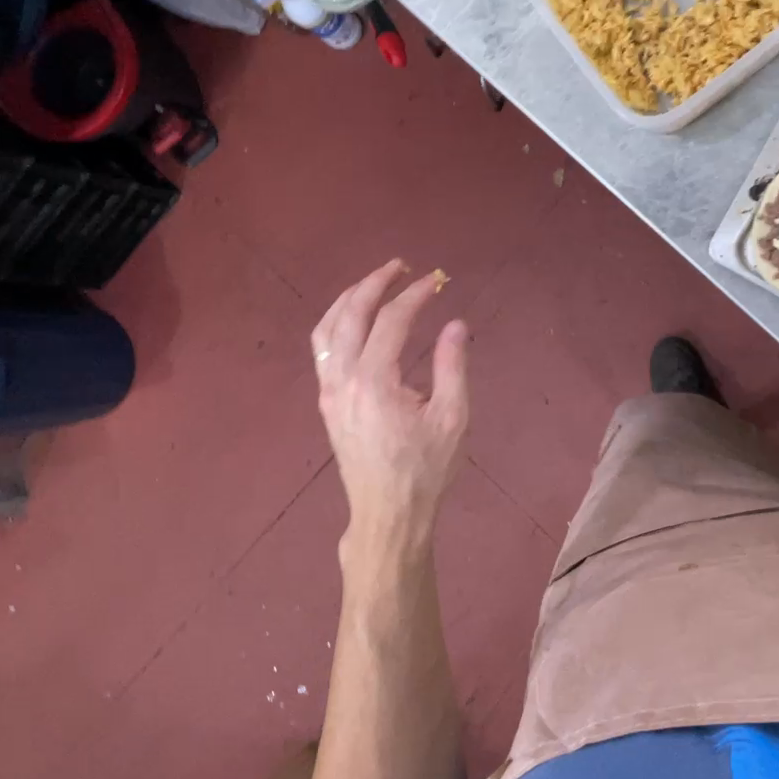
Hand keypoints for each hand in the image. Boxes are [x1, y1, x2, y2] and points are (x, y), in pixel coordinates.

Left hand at [311, 260, 469, 551]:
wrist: (389, 512)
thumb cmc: (427, 468)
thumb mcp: (453, 417)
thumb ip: (452, 366)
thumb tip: (456, 323)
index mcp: (376, 381)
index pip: (392, 321)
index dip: (415, 295)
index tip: (437, 281)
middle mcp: (344, 379)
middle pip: (350, 315)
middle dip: (375, 284)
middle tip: (401, 267)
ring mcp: (329, 390)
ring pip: (327, 329)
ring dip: (349, 299)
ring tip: (374, 284)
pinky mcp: (327, 402)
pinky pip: (323, 349)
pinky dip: (337, 323)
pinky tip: (354, 320)